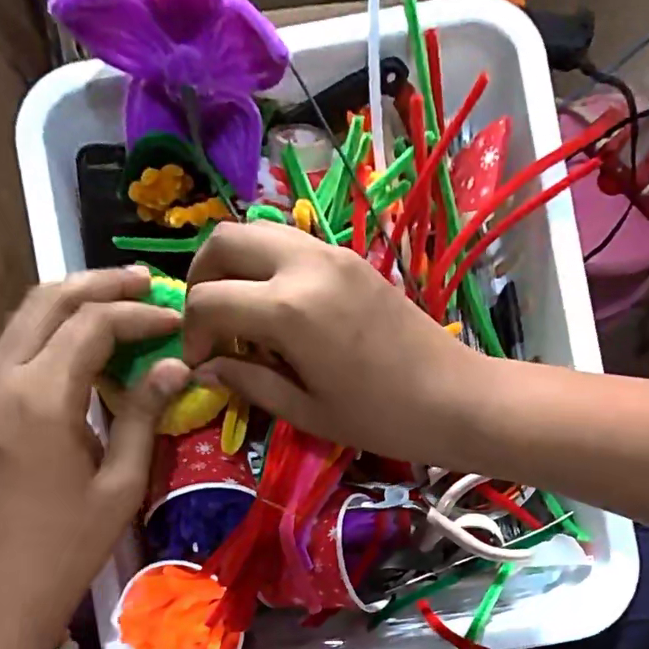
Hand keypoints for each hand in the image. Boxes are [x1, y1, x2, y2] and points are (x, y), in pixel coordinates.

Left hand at [0, 267, 188, 629]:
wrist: (1, 588)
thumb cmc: (70, 543)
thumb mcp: (121, 481)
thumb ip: (143, 413)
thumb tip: (175, 364)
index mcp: (40, 398)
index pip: (91, 325)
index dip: (139, 313)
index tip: (178, 318)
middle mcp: (1, 379)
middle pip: (48, 300)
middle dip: (99, 285)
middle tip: (147, 283)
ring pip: (25, 316)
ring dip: (73, 300)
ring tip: (122, 300)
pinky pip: (17, 344)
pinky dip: (54, 328)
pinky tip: (88, 342)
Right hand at [181, 221, 493, 464]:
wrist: (456, 397)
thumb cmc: (383, 418)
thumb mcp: (308, 411)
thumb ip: (251, 382)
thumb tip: (207, 368)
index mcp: (288, 309)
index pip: (208, 300)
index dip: (191, 332)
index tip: (201, 362)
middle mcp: (305, 265)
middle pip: (223, 241)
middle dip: (201, 279)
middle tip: (209, 325)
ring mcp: (333, 253)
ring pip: (258, 230)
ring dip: (234, 265)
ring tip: (241, 314)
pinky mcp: (353, 257)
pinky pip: (293, 242)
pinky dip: (268, 263)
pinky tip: (279, 308)